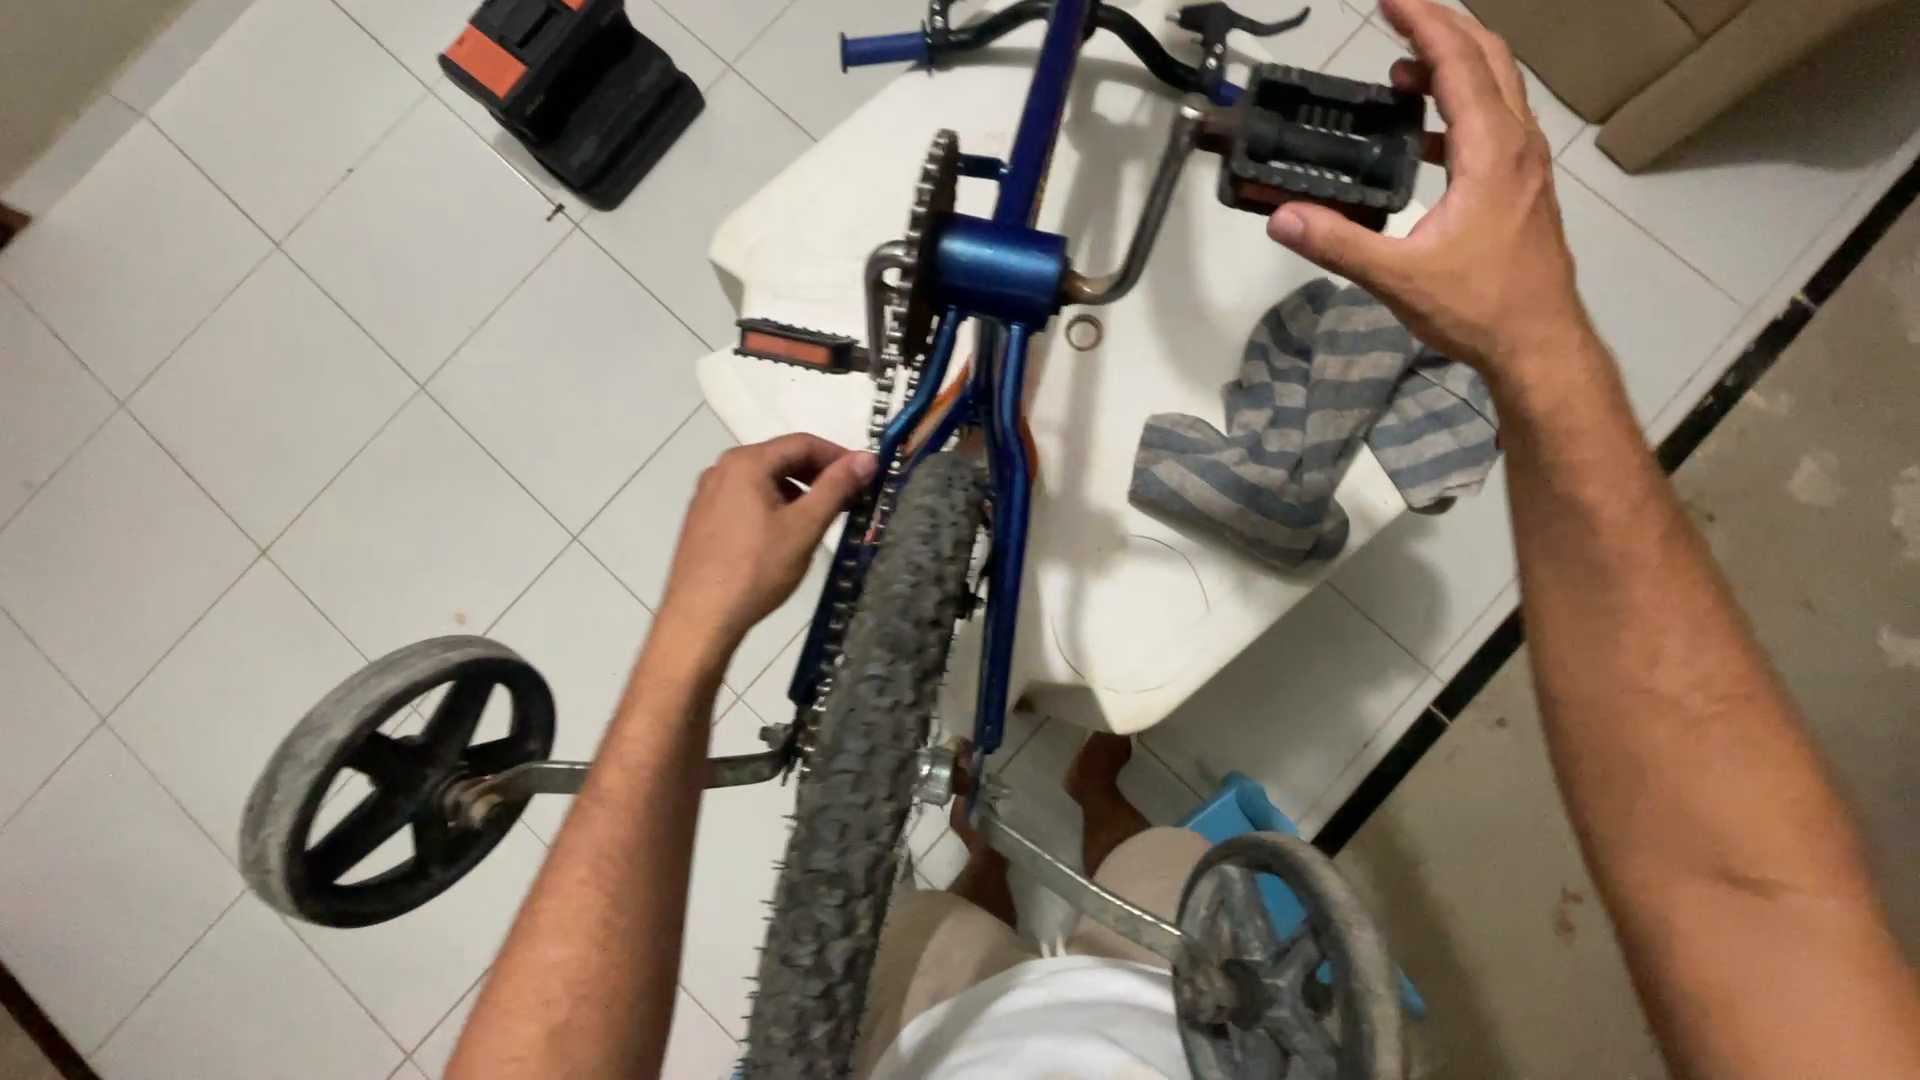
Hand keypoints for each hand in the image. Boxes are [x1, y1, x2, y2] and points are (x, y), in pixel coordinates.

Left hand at [655, 434, 875, 656]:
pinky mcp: (703, 519)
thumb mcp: (804, 527)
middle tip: (850, 498)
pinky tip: (786, 533)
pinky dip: (774, 505)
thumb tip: (867, 458)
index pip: (803, 443)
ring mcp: (708, 494)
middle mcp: (722, 469)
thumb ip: (837, 488)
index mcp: (746, 462)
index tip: (866, 476)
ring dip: (798, 491)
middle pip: (782, 458)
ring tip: (822, 518)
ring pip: (765, 480)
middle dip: (819, 474)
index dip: (839, 456)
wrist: (700, 618)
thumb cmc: (756, 569)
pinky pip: (747, 498)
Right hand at [1265, 0, 1594, 381]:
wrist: (1537, 341)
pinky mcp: (1521, 188)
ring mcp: (1526, 165)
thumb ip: (1337, 244)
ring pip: (1498, 90)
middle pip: (1489, 60)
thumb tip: (1281, 219)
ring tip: (1404, 72)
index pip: (1460, 64)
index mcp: (1490, 152)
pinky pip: (1494, 126)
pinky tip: (1426, 139)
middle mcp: (1517, 145)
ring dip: (1454, 68)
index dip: (1426, 23)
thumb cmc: (1476, 306)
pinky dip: (1460, 111)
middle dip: (1444, 29)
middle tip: (1399, 16)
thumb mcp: (1397, 276)